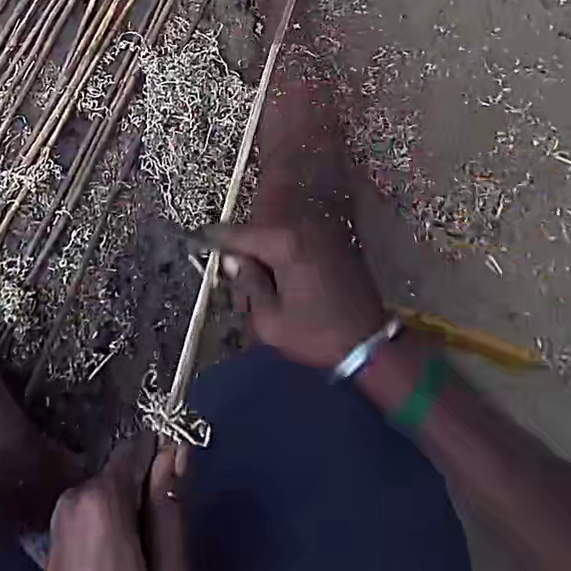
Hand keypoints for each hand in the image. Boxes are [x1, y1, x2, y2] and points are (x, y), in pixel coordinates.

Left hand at [46, 433, 189, 570]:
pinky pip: (86, 524)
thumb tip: (175, 454)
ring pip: (104, 500)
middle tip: (159, 533)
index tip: (178, 472)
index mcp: (99, 498)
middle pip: (119, 476)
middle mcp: (70, 504)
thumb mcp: (166, 568)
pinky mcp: (49, 553)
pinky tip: (116, 565)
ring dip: (124, 515)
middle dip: (142, 493)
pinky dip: (105, 533)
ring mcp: (55, 528)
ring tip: (138, 554)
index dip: (161, 456)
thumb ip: (170, 508)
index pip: (137, 446)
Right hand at [215, 218, 387, 371]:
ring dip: (265, 251)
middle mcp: (302, 228)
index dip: (216, 241)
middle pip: (257, 230)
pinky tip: (287, 279)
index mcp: (284, 244)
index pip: (237, 234)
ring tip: (267, 283)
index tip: (201, 244)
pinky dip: (284, 251)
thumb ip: (247, 286)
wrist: (370, 342)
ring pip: (276, 232)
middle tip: (240, 279)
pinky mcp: (333, 239)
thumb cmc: (318, 334)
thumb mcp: (270, 322)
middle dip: (244, 251)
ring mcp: (320, 231)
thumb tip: (235, 263)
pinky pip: (296, 237)